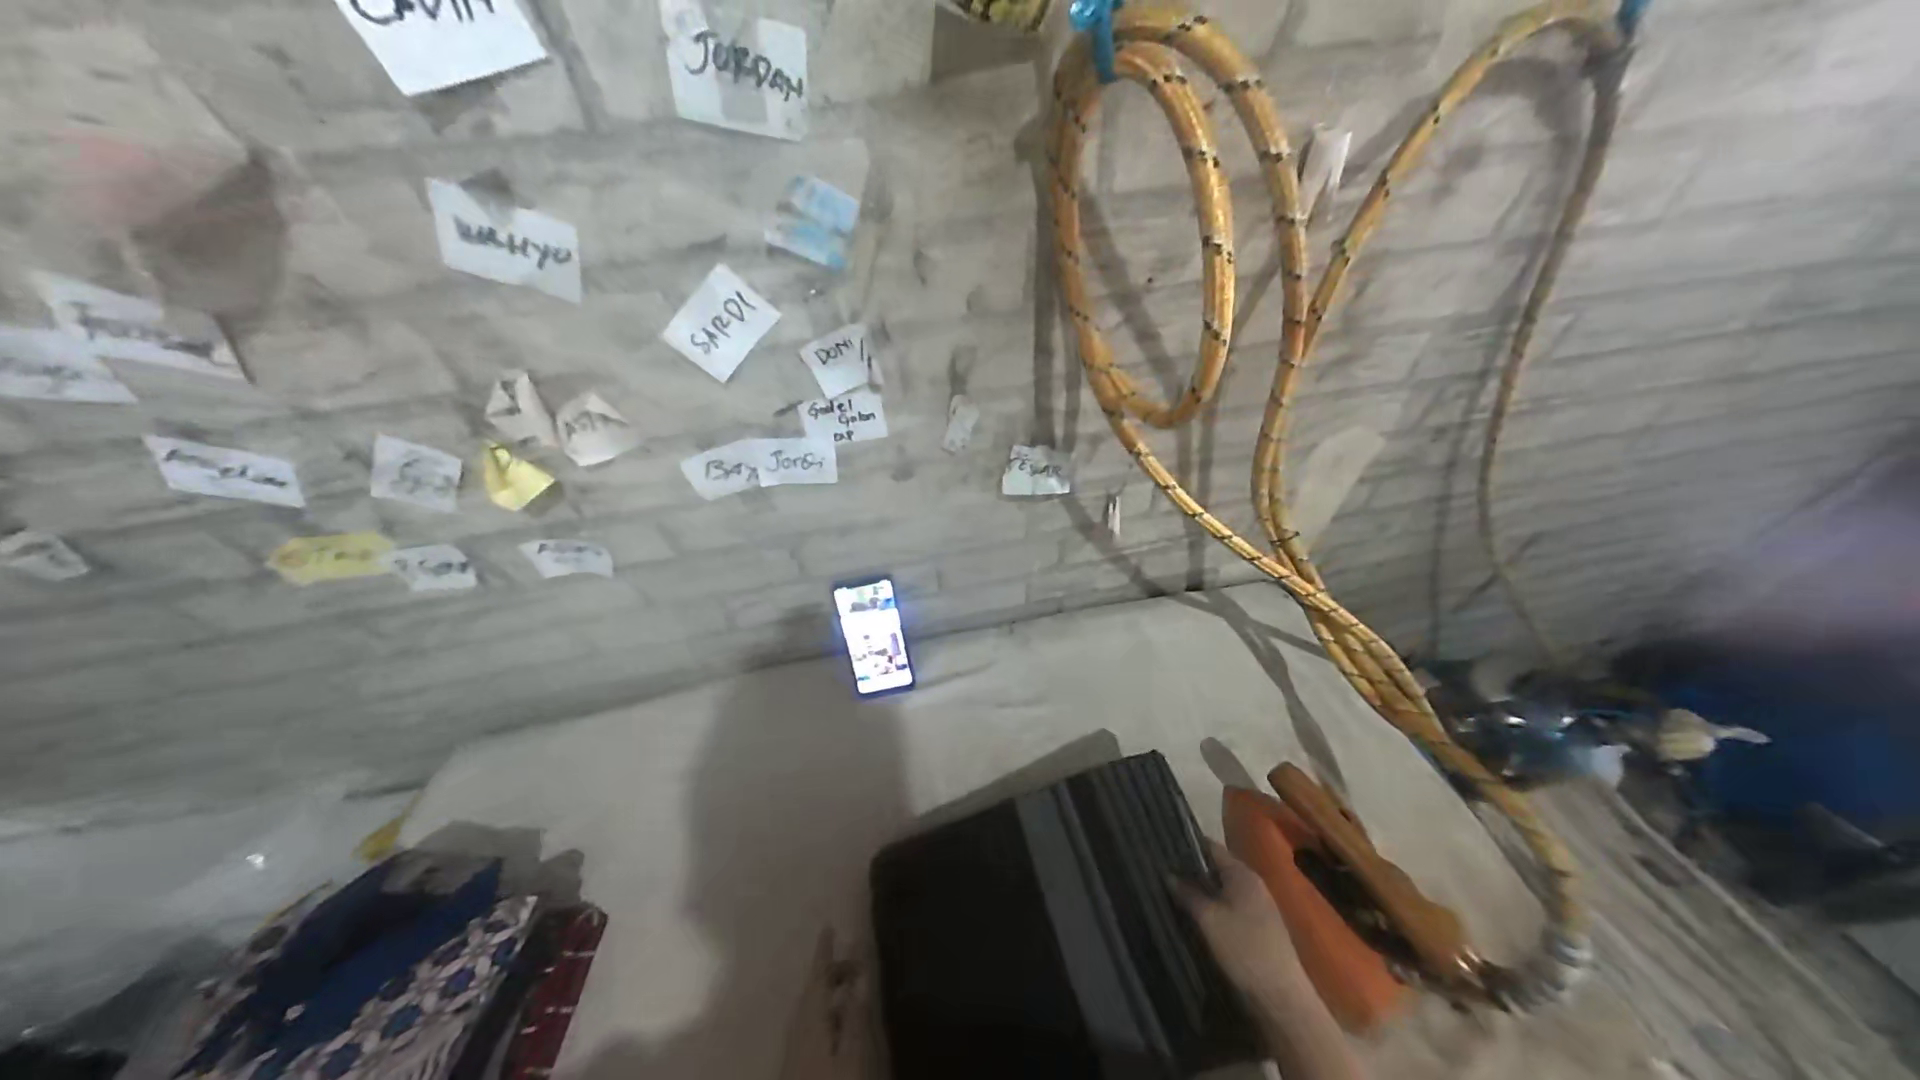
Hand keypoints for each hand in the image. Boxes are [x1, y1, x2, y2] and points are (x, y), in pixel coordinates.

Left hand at [778, 926, 877, 1079]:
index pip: (818, 975)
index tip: (829, 926)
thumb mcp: (851, 1053)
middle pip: (814, 989)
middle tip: (858, 964)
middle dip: (834, 971)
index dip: (825, 950)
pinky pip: (812, 1023)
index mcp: (810, 1018)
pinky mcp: (797, 1062)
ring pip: (813, 1007)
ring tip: (852, 988)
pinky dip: (827, 1011)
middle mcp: (798, 1027)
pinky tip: (840, 1022)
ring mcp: (795, 1047)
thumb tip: (860, 976)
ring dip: (830, 992)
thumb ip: (855, 1014)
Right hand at [1177, 840, 1365, 1079]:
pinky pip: (1230, 906)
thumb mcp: (1208, 919)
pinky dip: (1213, 906)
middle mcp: (1253, 884)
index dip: (1187, 845)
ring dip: (1202, 890)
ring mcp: (1259, 906)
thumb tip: (1168, 874)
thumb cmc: (1243, 948)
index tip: (1162, 846)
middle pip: (1217, 867)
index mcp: (1242, 874)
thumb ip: (1187, 893)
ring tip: (1173, 892)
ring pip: (1223, 888)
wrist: (1281, 998)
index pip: (1211, 847)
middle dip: (1192, 870)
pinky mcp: (1260, 927)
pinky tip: (1196, 915)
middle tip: (1162, 871)